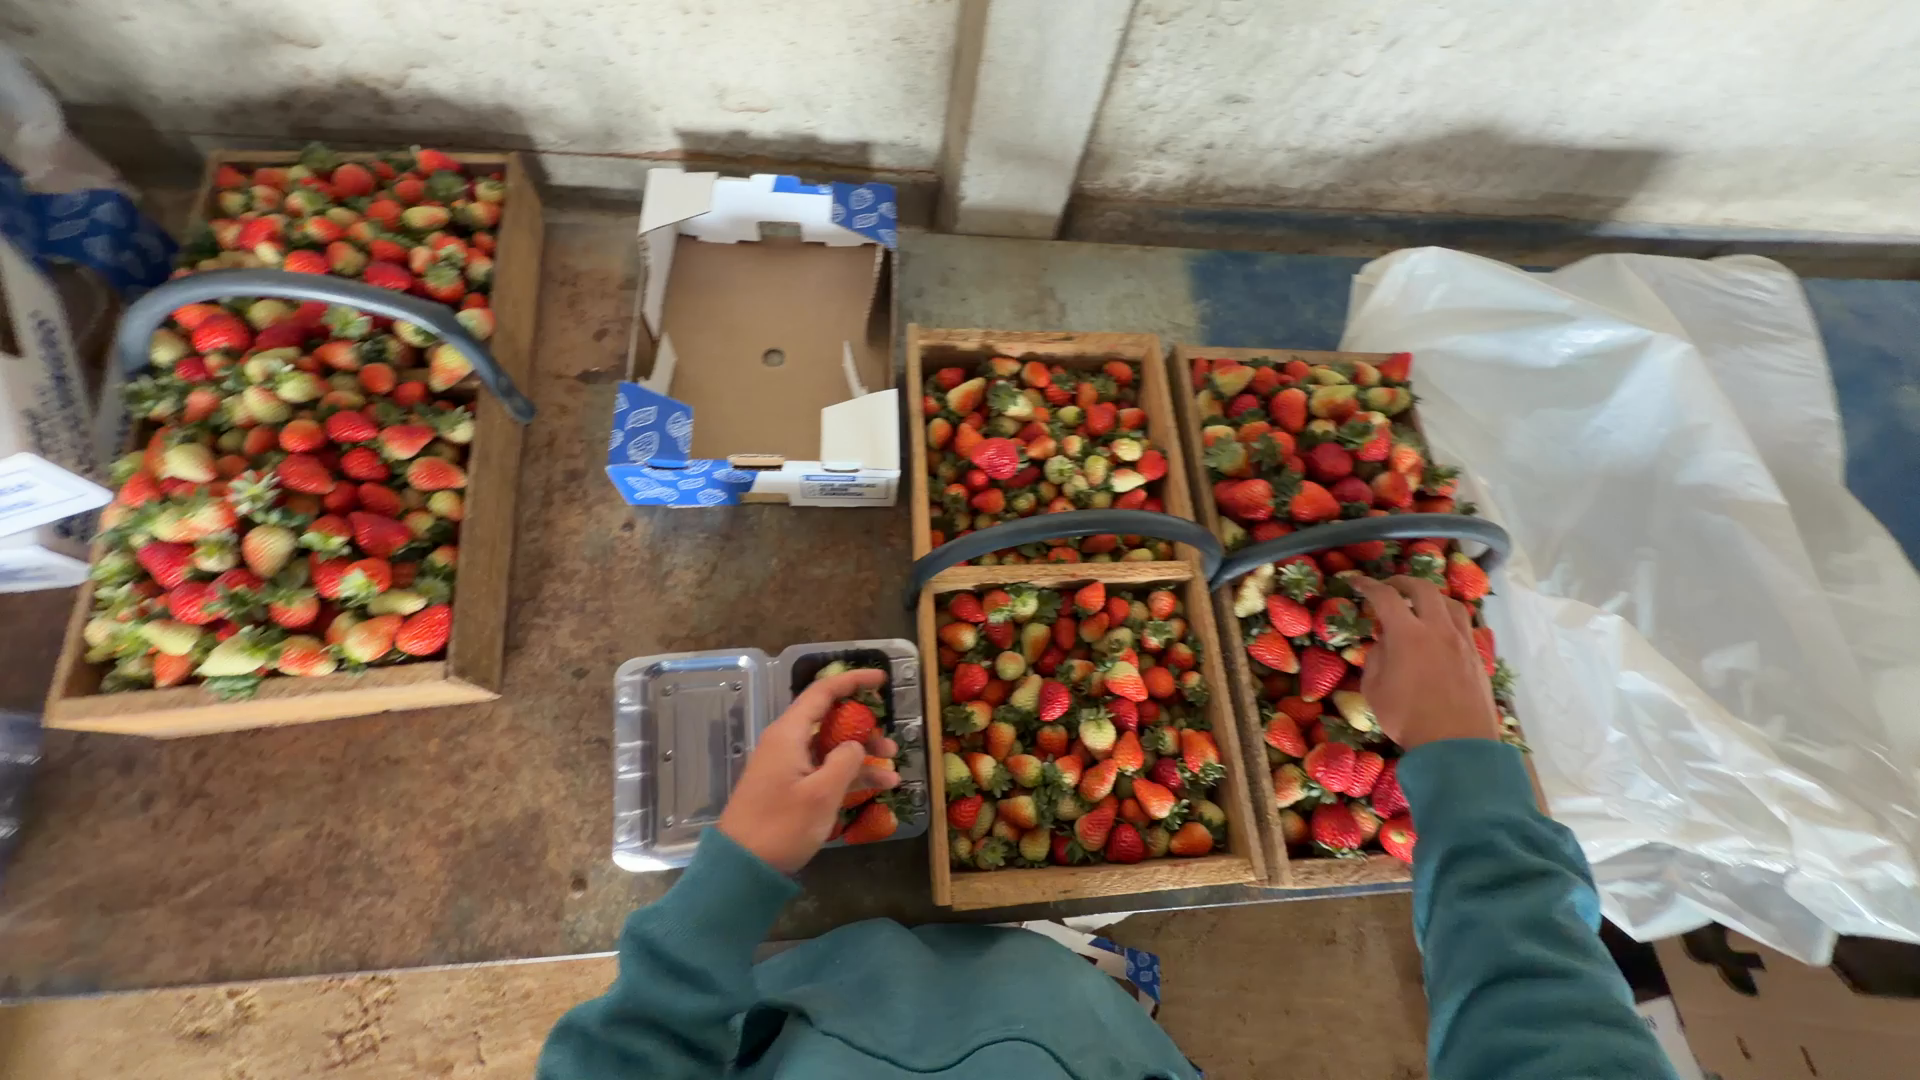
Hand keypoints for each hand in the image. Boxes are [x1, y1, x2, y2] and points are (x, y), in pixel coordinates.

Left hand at [717, 668, 899, 873]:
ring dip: (862, 754)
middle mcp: (787, 742)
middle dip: (864, 727)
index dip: (854, 681)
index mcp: (789, 734)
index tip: (883, 679)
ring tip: (892, 769)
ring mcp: (788, 765)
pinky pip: (825, 768)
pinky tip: (879, 785)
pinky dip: (850, 773)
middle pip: (830, 719)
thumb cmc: (781, 826)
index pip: (824, 693)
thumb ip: (846, 761)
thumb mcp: (822, 794)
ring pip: (831, 746)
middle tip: (891, 743)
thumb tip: (856, 746)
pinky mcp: (789, 786)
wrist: (741, 868)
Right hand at [1348, 576, 1500, 750]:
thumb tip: (1384, 643)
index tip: (1355, 582)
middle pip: (1424, 589)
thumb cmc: (1407, 718)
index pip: (1385, 597)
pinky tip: (1438, 633)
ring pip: (1451, 604)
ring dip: (1431, 598)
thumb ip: (1376, 657)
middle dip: (1402, 582)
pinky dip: (1447, 619)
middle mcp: (1438, 630)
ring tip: (1419, 606)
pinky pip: (1463, 626)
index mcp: (1407, 635)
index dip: (1367, 585)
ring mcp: (1462, 643)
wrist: (1457, 746)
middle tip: (1389, 587)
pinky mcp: (1477, 658)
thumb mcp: (1373, 688)